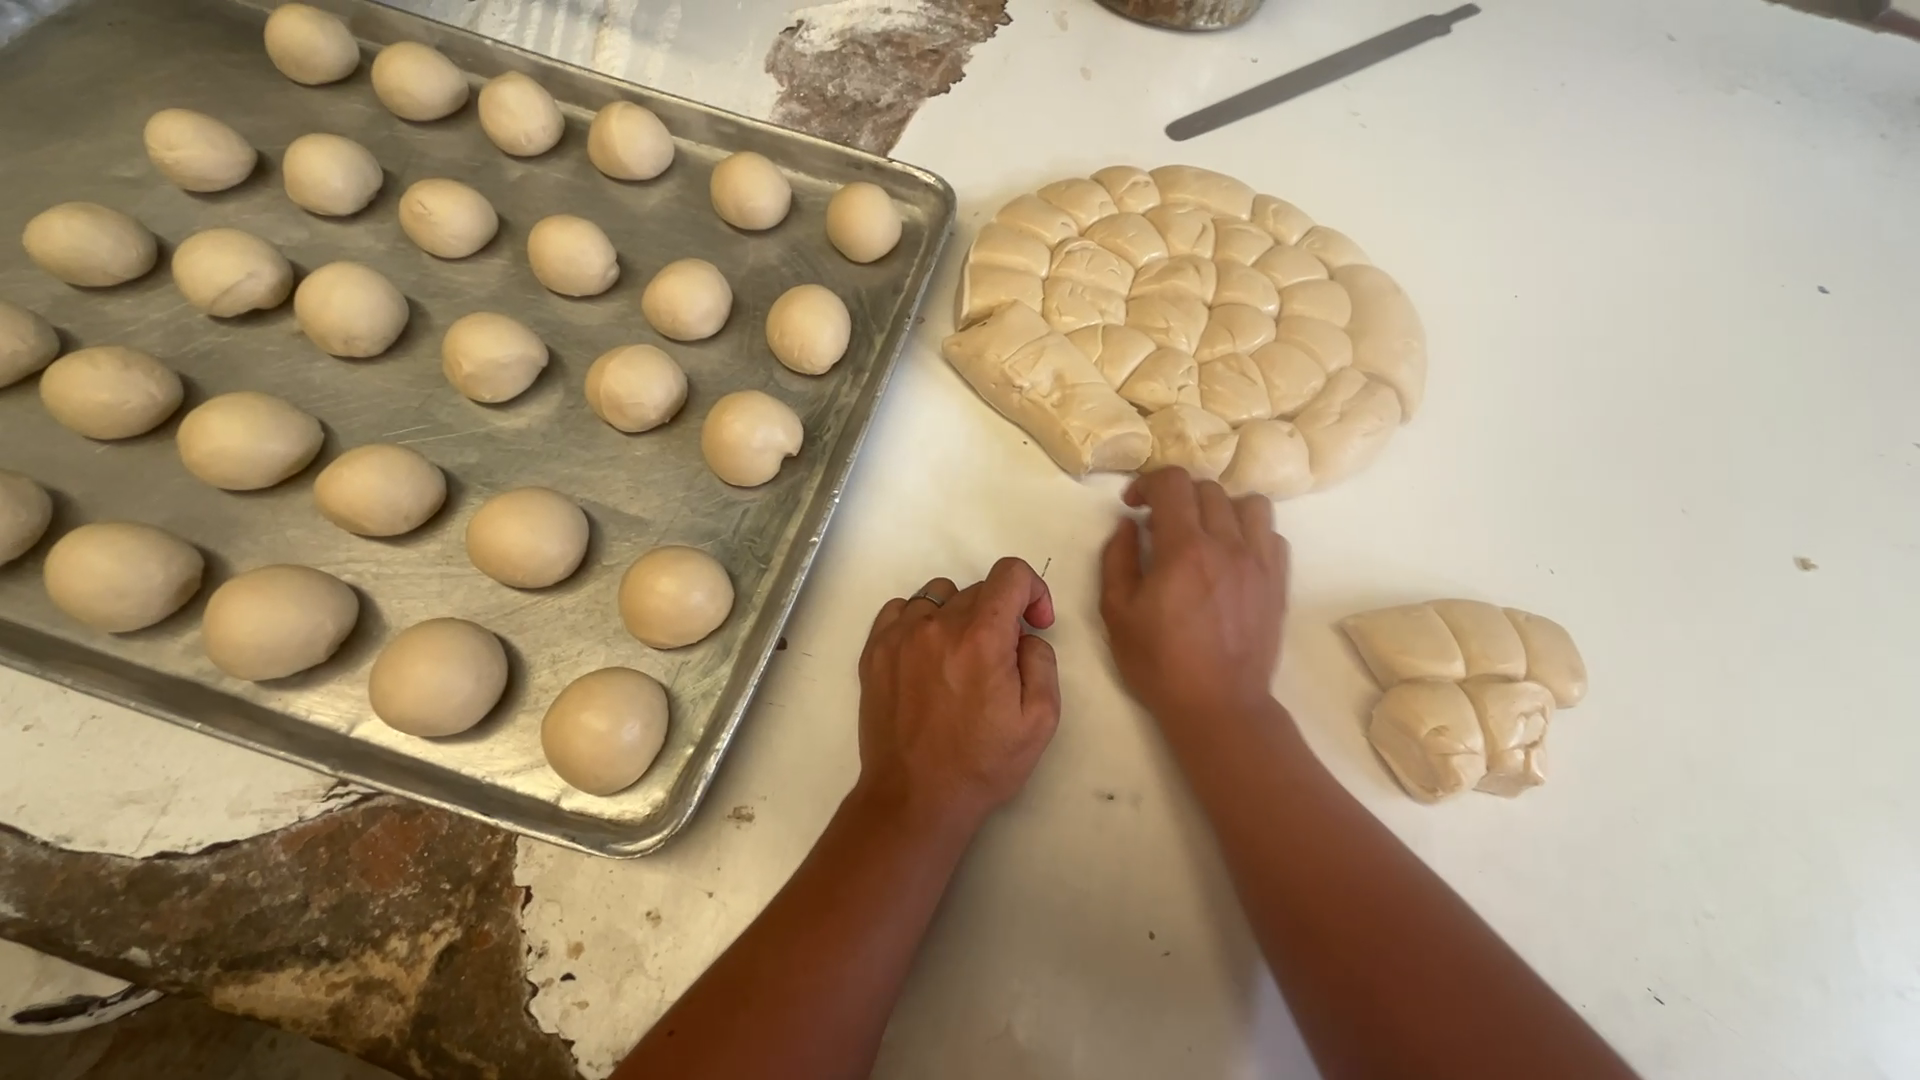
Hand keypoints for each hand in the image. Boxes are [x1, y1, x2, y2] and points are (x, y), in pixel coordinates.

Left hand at [856, 557, 1061, 828]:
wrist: (915, 797)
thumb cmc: (982, 764)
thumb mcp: (1040, 721)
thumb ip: (1041, 661)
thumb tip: (1024, 635)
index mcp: (981, 638)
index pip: (1010, 573)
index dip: (1032, 590)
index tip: (1034, 623)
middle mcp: (936, 625)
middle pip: (977, 589)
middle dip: (1000, 614)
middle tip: (1000, 660)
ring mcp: (899, 636)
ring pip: (938, 595)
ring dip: (959, 615)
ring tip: (961, 656)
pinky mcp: (875, 651)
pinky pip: (900, 610)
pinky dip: (920, 621)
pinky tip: (928, 653)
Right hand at [1100, 468, 1288, 724]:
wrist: (1219, 704)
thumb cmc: (1160, 663)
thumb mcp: (1117, 613)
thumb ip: (1117, 559)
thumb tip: (1128, 525)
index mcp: (1183, 549)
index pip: (1172, 482)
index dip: (1147, 483)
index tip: (1134, 505)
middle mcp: (1227, 544)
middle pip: (1207, 488)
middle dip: (1177, 496)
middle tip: (1160, 524)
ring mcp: (1259, 561)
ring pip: (1248, 503)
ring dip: (1220, 507)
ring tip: (1203, 532)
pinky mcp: (1279, 581)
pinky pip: (1271, 534)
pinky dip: (1249, 533)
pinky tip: (1231, 556)